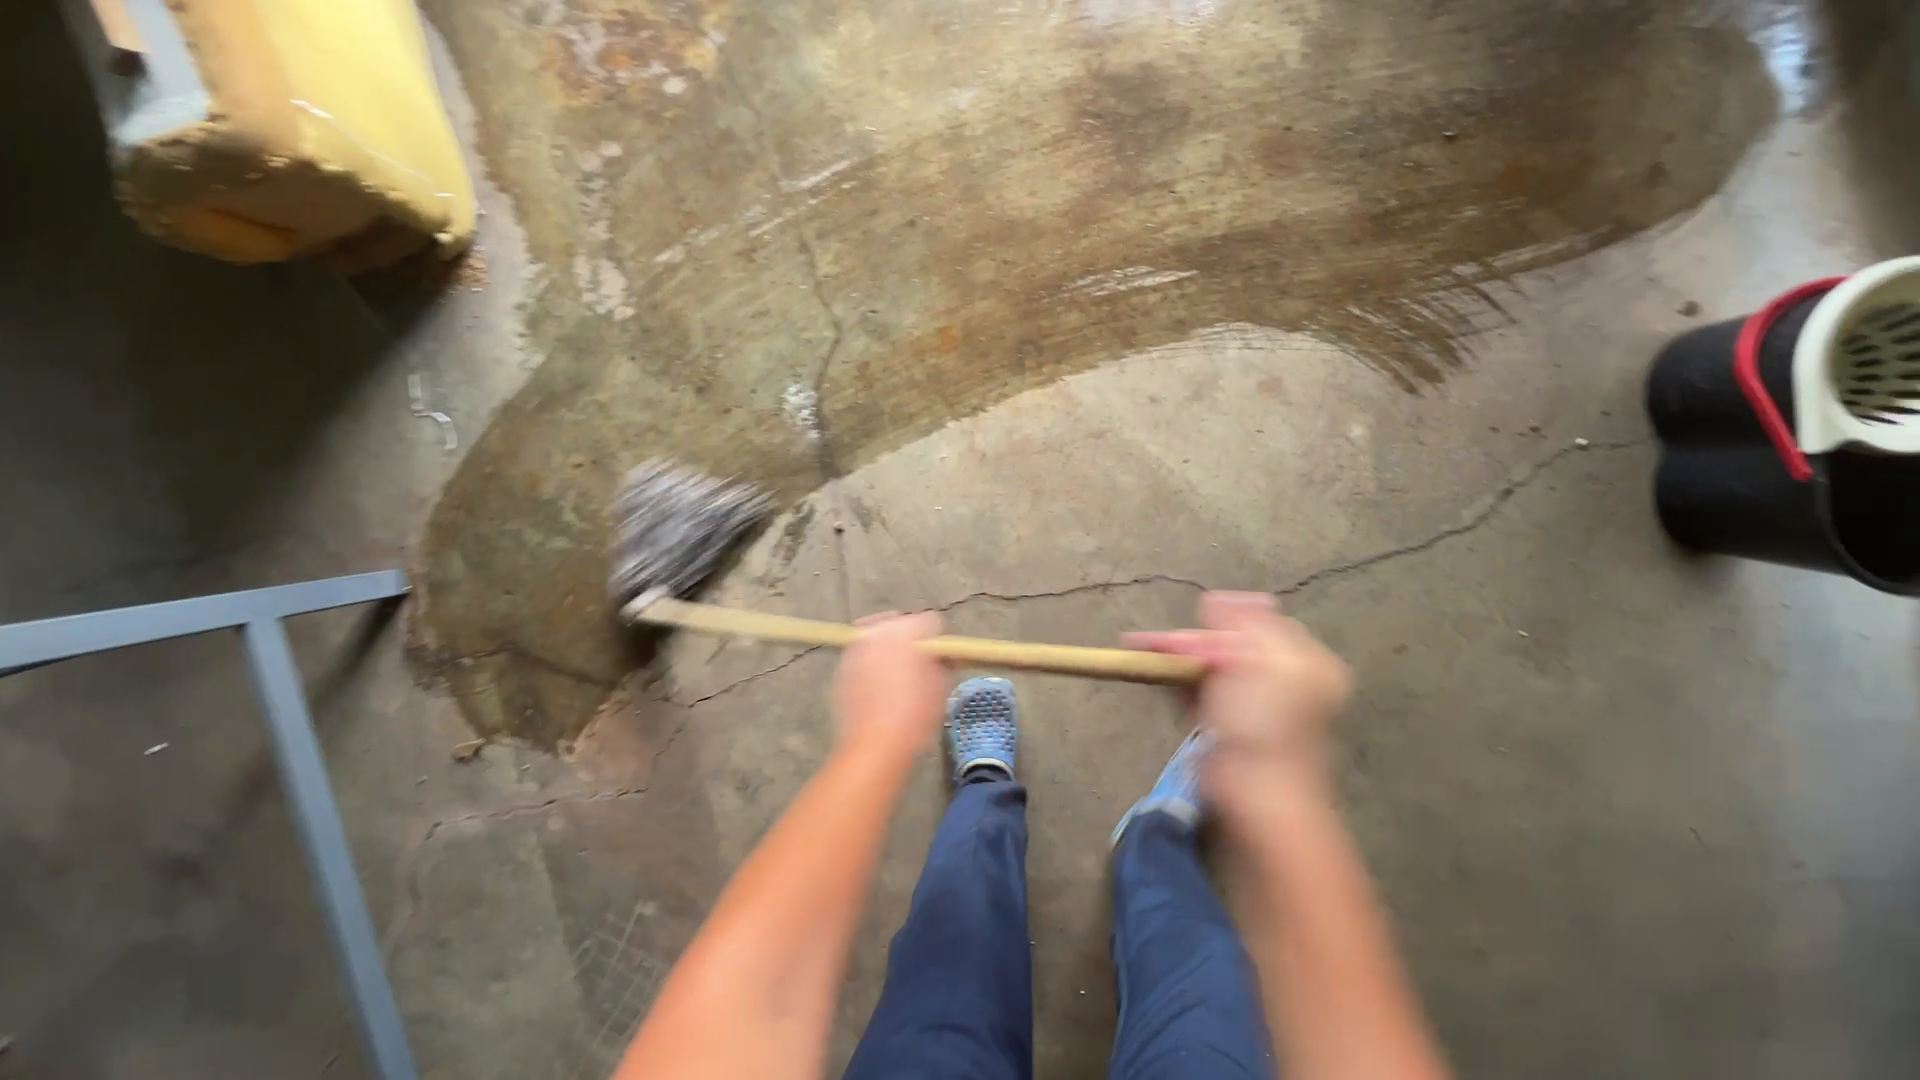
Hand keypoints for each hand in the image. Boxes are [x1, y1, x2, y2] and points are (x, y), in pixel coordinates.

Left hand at [831, 611, 948, 765]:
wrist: (873, 747)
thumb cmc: (914, 717)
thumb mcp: (941, 688)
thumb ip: (944, 662)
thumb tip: (943, 657)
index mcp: (905, 632)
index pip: (930, 621)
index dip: (939, 641)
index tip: (943, 660)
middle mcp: (876, 632)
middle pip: (900, 623)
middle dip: (911, 640)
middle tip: (920, 666)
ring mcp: (854, 649)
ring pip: (877, 637)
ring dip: (889, 650)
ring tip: (898, 677)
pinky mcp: (841, 668)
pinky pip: (862, 656)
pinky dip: (871, 664)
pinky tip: (879, 688)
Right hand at [1126, 592, 1351, 814]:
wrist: (1257, 794)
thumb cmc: (1266, 723)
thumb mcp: (1265, 659)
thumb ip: (1244, 622)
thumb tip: (1218, 598)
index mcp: (1305, 663)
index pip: (1263, 624)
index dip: (1228, 618)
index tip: (1198, 613)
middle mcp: (1284, 681)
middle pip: (1233, 646)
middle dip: (1194, 640)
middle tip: (1155, 638)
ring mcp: (1254, 707)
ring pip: (1212, 669)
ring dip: (1179, 659)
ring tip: (1143, 648)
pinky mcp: (1228, 728)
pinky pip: (1201, 695)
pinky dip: (1179, 684)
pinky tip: (1156, 672)